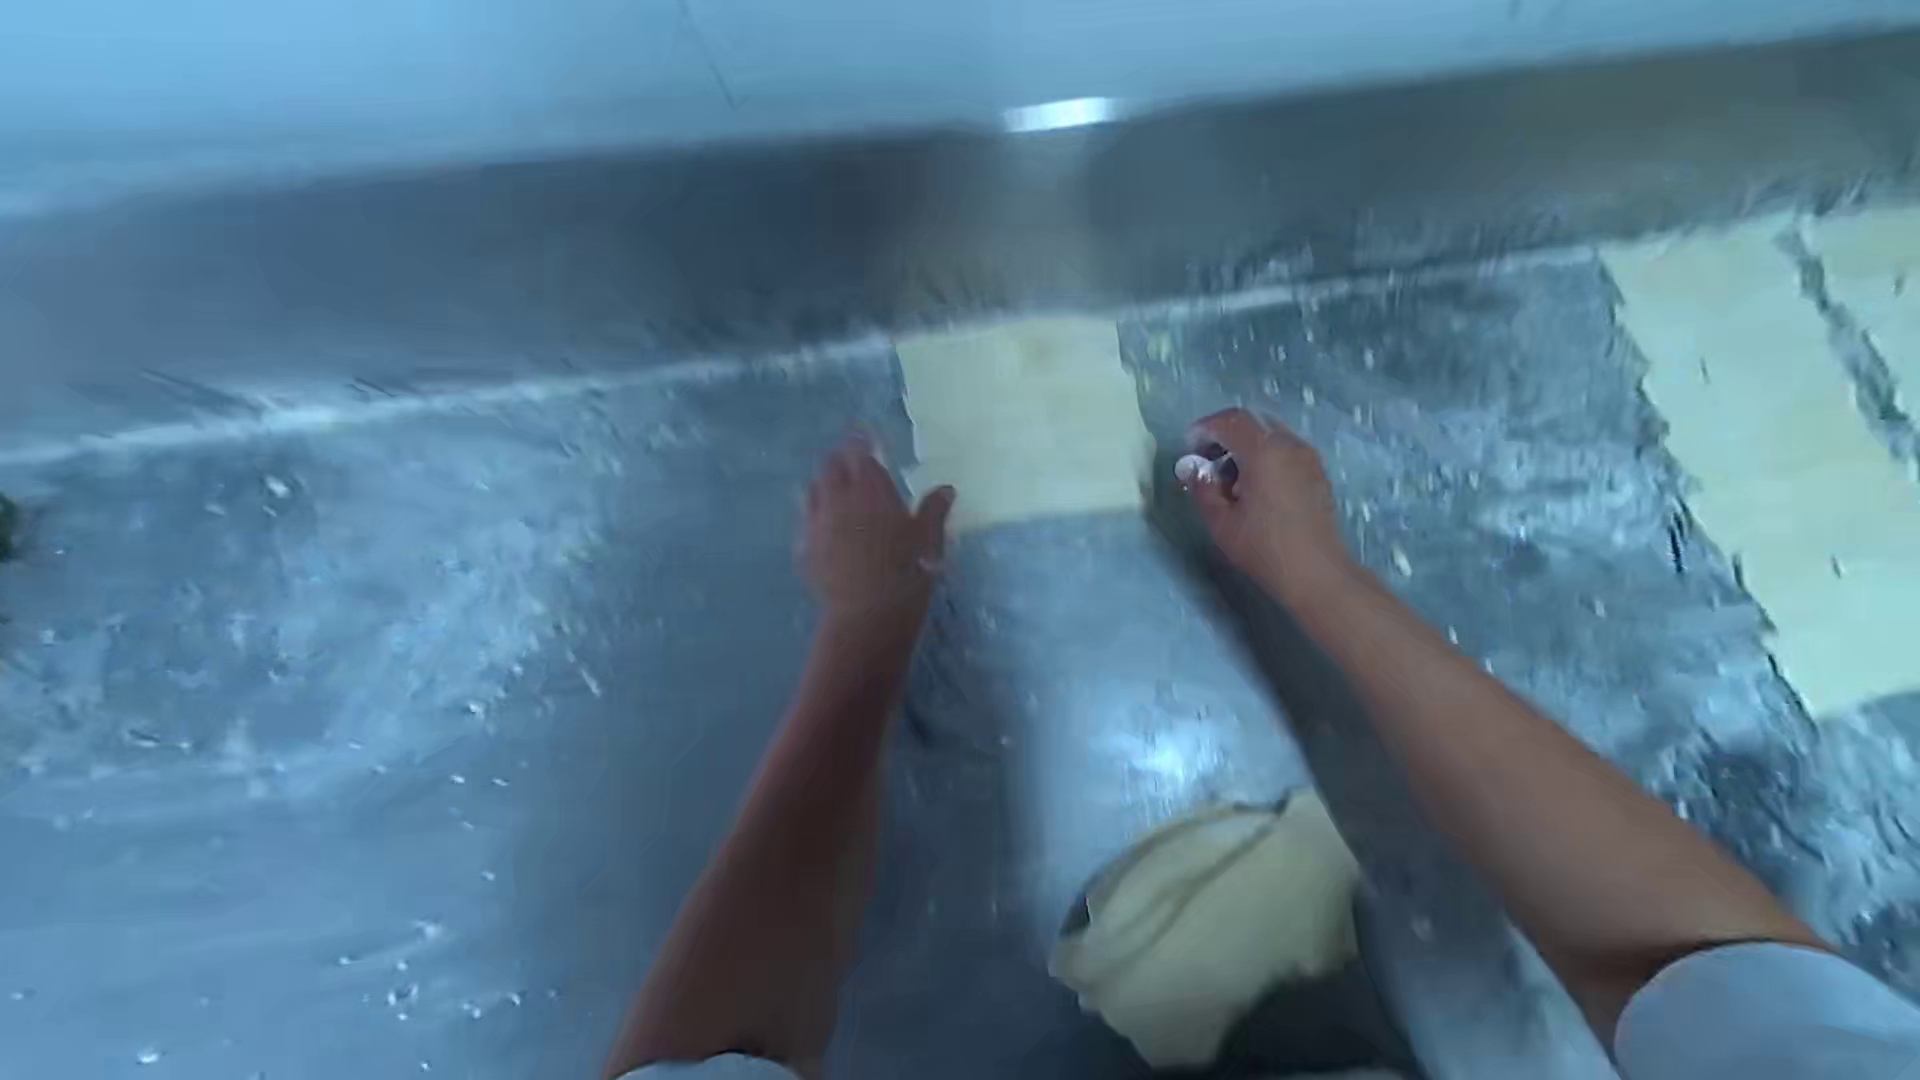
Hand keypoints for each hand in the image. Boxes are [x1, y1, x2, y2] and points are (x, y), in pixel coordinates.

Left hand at [800, 438, 955, 620]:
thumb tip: (946, 489)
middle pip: (830, 466)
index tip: (867, 438)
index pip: (861, 453)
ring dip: (824, 485)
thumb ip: (935, 510)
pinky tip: (825, 530)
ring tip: (835, 492)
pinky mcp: (804, 549)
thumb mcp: (929, 541)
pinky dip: (814, 517)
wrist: (867, 615)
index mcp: (871, 490)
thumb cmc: (907, 572)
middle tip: (852, 465)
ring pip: (812, 490)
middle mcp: (838, 499)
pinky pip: (805, 522)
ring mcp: (816, 523)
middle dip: (840, 460)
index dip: (863, 443)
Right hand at [1181, 408, 1350, 596]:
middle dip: (1224, 434)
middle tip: (1205, 458)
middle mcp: (1289, 445)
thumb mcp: (1220, 520)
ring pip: (1270, 434)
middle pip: (1253, 422)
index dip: (1205, 428)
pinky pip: (1284, 449)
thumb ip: (1203, 487)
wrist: (1315, 572)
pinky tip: (1252, 485)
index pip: (1231, 420)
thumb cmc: (1262, 547)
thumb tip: (1193, 469)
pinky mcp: (1316, 472)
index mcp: (1264, 452)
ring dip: (1245, 445)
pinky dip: (1263, 455)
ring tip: (1228, 476)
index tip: (1189, 447)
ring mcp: (1308, 457)